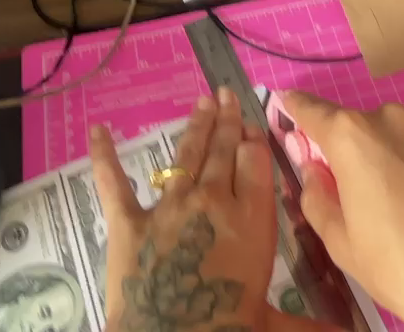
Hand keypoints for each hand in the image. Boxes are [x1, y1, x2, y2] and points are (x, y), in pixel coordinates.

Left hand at [91, 88, 337, 331]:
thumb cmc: (229, 331)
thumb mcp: (273, 324)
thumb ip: (305, 320)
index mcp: (251, 221)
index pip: (255, 164)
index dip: (253, 141)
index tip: (252, 126)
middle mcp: (212, 202)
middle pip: (223, 151)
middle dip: (227, 121)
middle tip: (225, 95)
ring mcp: (169, 208)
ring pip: (186, 156)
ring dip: (196, 127)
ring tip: (202, 103)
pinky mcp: (128, 222)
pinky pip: (114, 184)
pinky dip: (104, 156)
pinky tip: (97, 131)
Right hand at [281, 91, 403, 331]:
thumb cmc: (400, 265)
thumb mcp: (340, 241)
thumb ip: (316, 196)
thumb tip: (315, 171)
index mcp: (351, 134)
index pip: (308, 108)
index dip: (292, 110)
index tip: (281, 111)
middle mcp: (386, 118)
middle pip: (348, 127)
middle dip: (338, 151)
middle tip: (341, 195)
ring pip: (383, 139)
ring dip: (374, 161)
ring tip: (385, 211)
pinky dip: (403, 169)